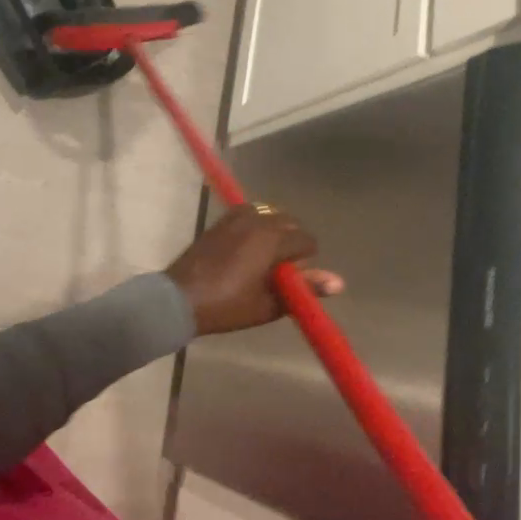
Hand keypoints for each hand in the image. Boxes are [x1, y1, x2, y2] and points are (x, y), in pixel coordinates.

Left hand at [166, 204, 343, 335]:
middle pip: (289, 222)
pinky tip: (247, 249)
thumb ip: (305, 289)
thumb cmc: (228, 305)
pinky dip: (255, 225)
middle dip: (292, 242)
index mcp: (271, 239)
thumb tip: (339, 283)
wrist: (181, 298)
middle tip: (281, 270)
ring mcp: (234, 218)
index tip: (293, 279)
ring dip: (274, 231)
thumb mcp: (269, 303)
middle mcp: (256, 221)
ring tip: (265, 258)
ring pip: (268, 214)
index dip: (306, 260)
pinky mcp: (219, 222)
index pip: (305, 240)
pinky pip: (248, 214)